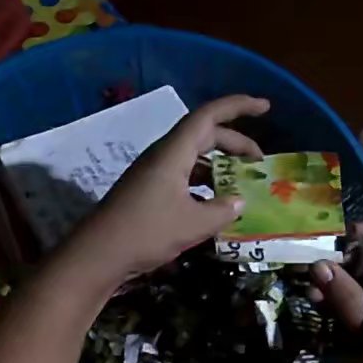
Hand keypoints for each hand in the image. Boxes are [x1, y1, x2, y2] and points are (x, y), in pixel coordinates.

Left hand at [68, 95, 270, 277]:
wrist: (97, 255)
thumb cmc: (146, 233)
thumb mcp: (193, 224)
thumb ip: (222, 210)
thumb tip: (239, 202)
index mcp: (174, 152)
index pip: (209, 116)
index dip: (238, 107)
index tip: (265, 107)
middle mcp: (164, 155)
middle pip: (205, 135)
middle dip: (236, 142)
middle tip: (260, 161)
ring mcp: (154, 172)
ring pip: (194, 155)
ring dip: (220, 163)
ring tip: (242, 182)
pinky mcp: (149, 190)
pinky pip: (184, 174)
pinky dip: (205, 181)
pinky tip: (216, 202)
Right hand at [313, 232, 362, 362]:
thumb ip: (346, 293)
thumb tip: (318, 264)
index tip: (343, 231)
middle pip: (362, 263)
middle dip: (339, 256)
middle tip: (313, 249)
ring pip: (344, 284)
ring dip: (326, 278)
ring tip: (307, 278)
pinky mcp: (349, 330)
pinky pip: (333, 306)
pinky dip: (321, 299)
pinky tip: (308, 298)